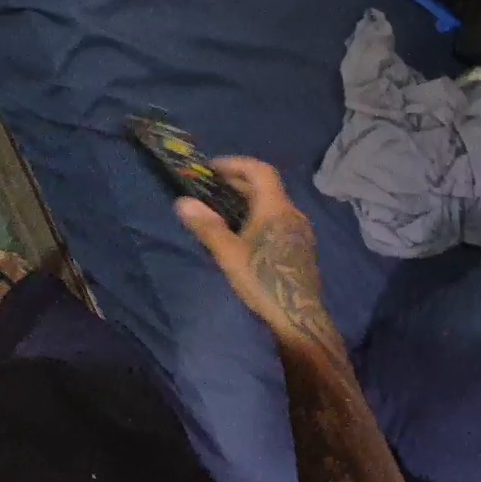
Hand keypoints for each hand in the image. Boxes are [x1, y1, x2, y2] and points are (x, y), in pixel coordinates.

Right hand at [174, 157, 337, 349]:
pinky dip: (256, 214)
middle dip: (236, 182)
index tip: (210, 168)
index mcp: (276, 209)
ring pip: (271, 204)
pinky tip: (241, 231)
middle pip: (265, 187)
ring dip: (246, 199)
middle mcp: (291, 214)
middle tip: (209, 188)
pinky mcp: (298, 247)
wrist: (297, 317)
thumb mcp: (228, 254)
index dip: (235, 164)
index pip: (259, 171)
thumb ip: (206, 226)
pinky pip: (275, 219)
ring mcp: (298, 231)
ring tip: (220, 208)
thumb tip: (182, 202)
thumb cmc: (262, 280)